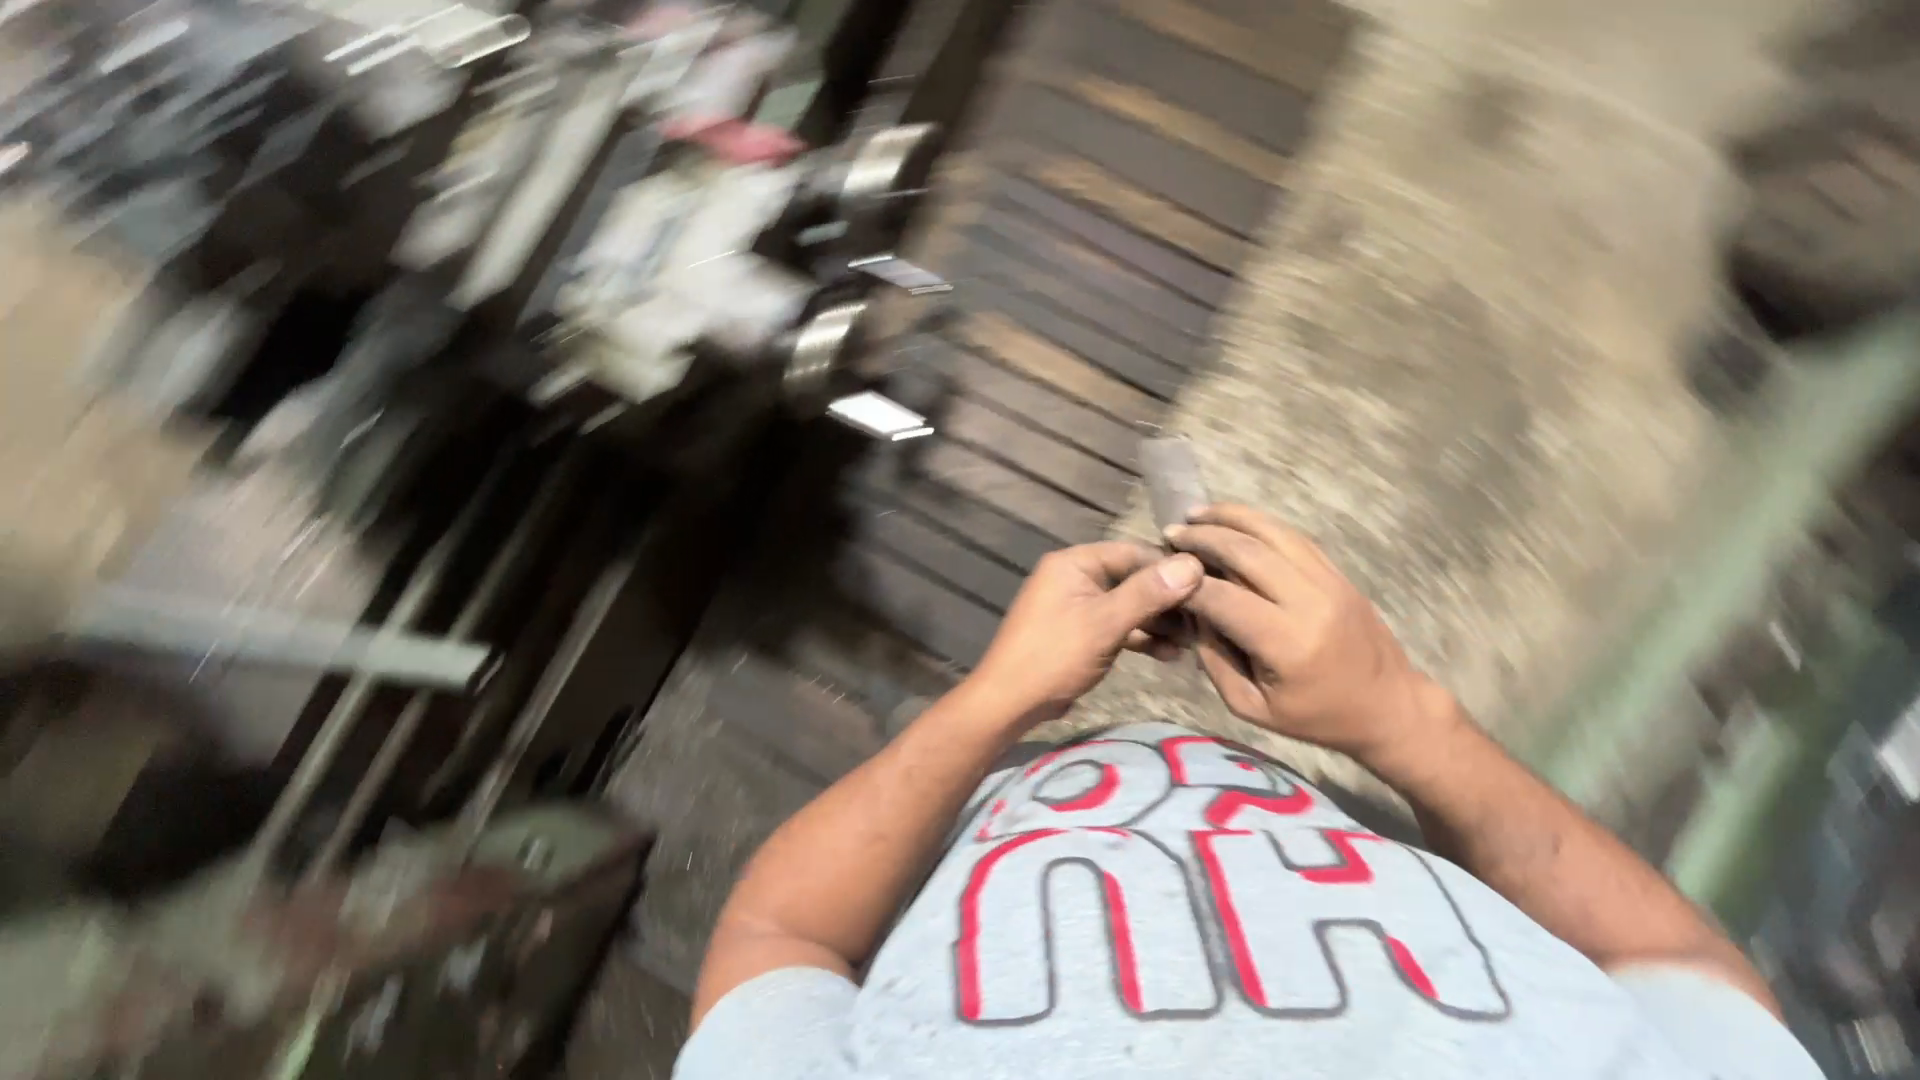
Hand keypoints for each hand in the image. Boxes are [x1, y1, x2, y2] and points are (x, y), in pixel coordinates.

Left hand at [970, 542, 1204, 722]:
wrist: (1010, 702)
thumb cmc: (1054, 655)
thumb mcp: (1105, 623)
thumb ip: (1148, 593)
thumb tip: (1194, 564)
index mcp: (1074, 563)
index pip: (1132, 552)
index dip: (1170, 568)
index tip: (1208, 585)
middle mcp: (1075, 578)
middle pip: (1133, 579)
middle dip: (1167, 600)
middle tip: (1204, 621)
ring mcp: (1078, 606)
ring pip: (1128, 606)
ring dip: (1158, 623)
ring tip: (1191, 642)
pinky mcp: (1081, 633)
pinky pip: (1118, 627)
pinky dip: (1141, 638)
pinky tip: (1170, 655)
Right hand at [1167, 504, 1444, 759]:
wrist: (1390, 706)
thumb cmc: (1315, 717)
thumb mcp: (1250, 706)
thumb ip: (1214, 658)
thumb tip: (1192, 610)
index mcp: (1287, 644)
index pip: (1222, 597)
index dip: (1186, 582)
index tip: (1159, 572)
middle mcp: (1309, 602)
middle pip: (1247, 551)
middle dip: (1203, 538)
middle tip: (1171, 534)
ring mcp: (1329, 581)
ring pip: (1273, 532)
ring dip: (1230, 517)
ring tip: (1196, 514)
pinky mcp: (1338, 573)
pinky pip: (1294, 537)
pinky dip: (1258, 523)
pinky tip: (1232, 521)